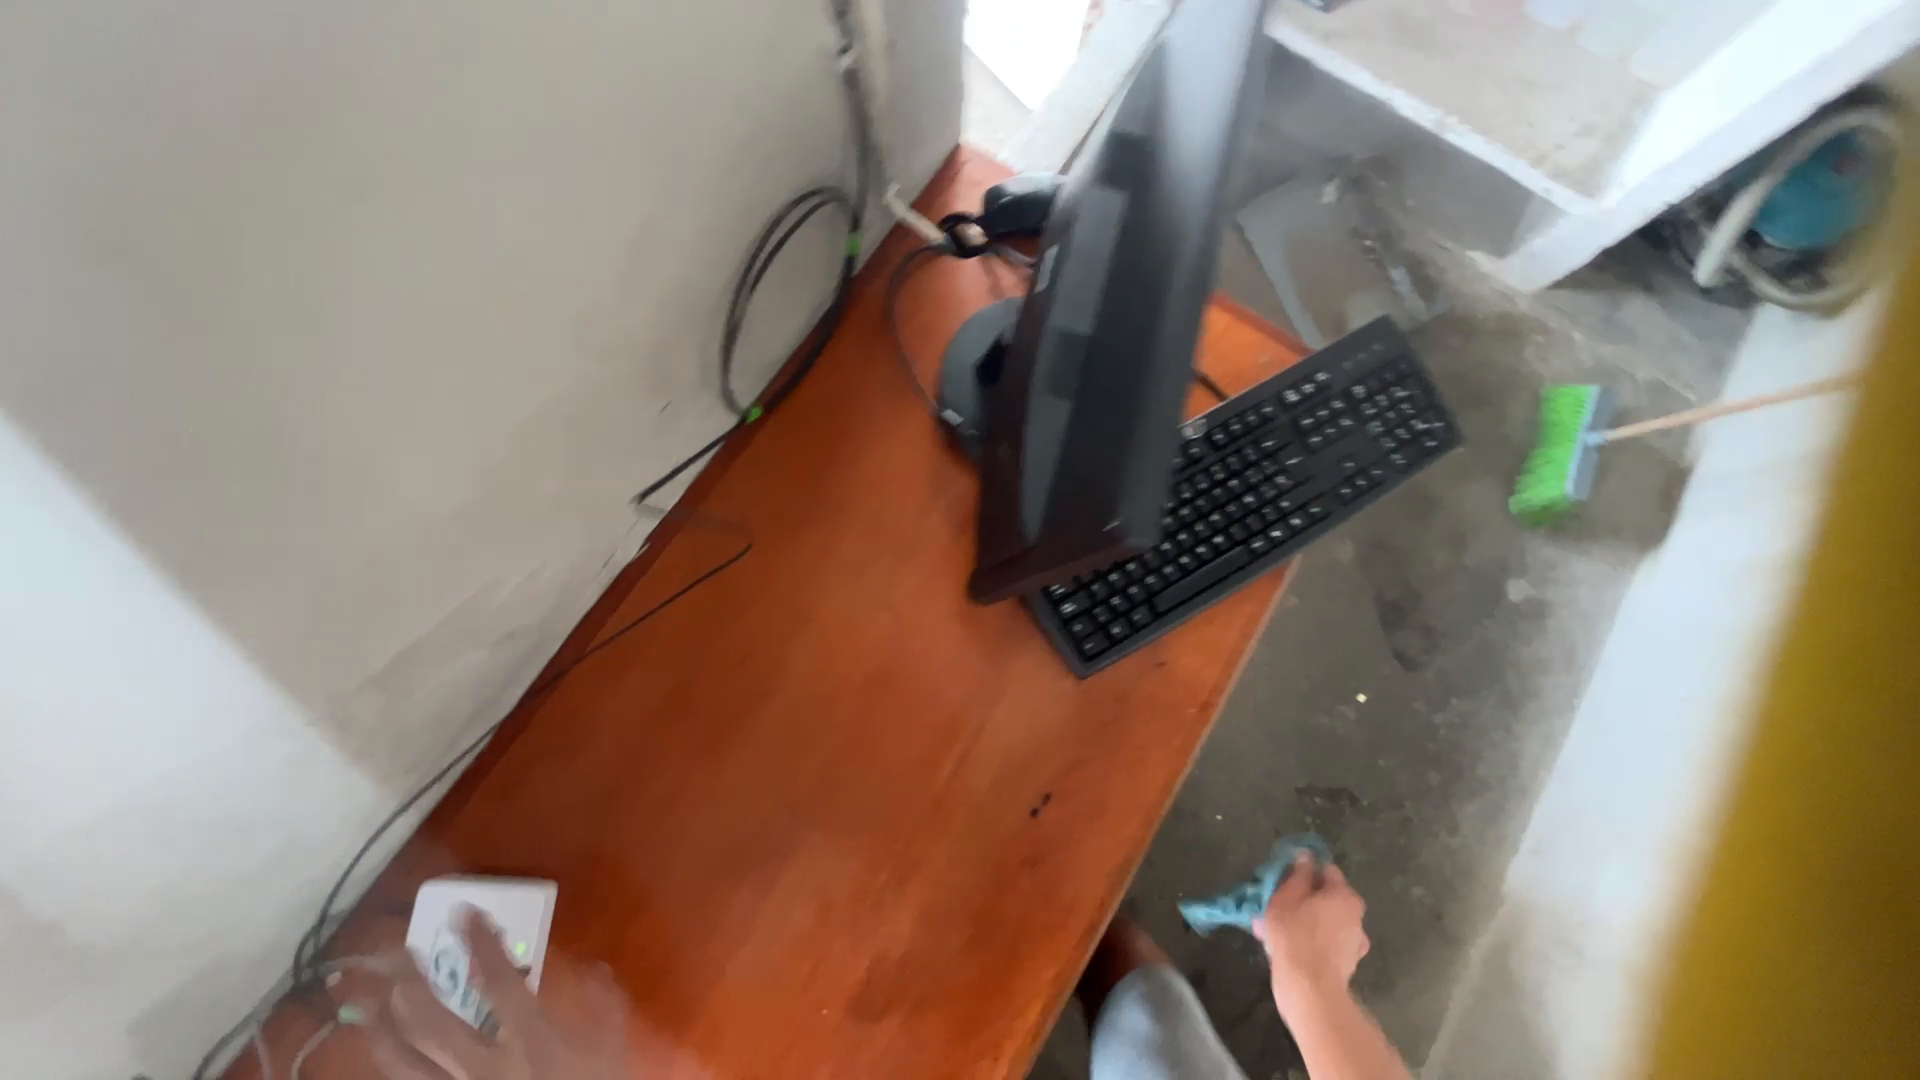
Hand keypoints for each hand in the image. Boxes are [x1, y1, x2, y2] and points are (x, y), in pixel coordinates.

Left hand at [352, 909, 628, 1079]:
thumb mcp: (610, 1042)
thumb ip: (601, 1001)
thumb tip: (595, 967)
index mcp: (529, 1037)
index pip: (498, 981)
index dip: (479, 944)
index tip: (463, 913)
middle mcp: (484, 1066)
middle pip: (433, 1024)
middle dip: (410, 984)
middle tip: (395, 952)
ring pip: (405, 1064)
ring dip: (380, 1030)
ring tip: (364, 1000)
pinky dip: (391, 1065)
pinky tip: (383, 1049)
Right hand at [1252, 854, 1369, 1016]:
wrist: (1309, 989)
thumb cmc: (1295, 934)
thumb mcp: (1287, 896)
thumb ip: (1298, 874)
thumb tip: (1306, 856)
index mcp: (1345, 896)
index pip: (1326, 870)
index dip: (1303, 870)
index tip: (1282, 877)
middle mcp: (1356, 917)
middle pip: (1325, 897)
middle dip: (1299, 897)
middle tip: (1273, 903)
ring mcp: (1353, 943)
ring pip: (1322, 920)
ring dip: (1300, 919)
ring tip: (1269, 927)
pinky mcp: (1345, 964)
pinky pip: (1323, 942)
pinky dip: (1307, 939)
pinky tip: (1282, 946)